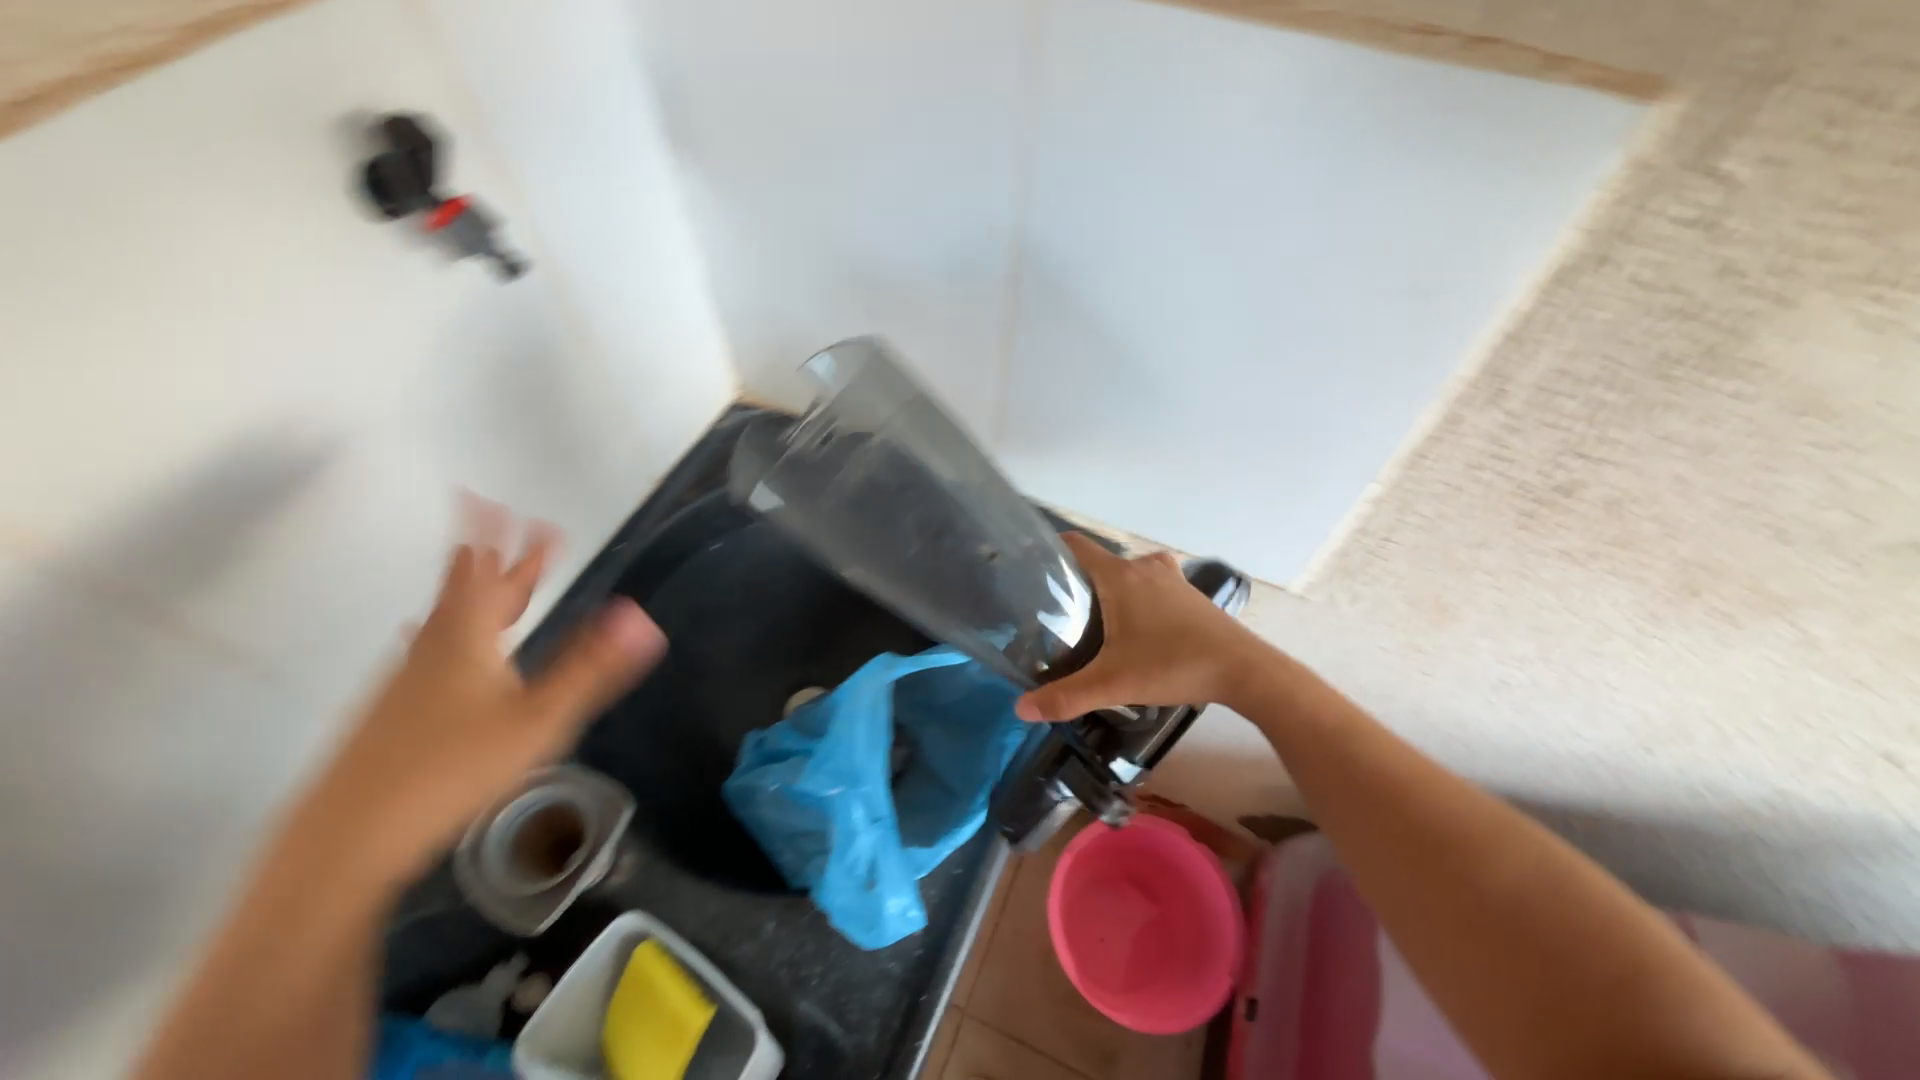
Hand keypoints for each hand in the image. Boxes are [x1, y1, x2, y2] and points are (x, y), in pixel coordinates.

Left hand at [306, 500, 666, 882]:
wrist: (347, 836)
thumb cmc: (452, 768)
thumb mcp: (537, 719)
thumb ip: (590, 669)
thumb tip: (642, 619)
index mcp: (468, 637)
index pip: (489, 572)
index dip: (505, 539)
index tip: (512, 504)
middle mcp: (433, 647)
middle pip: (466, 590)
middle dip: (493, 556)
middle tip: (509, 528)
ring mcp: (406, 681)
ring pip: (445, 620)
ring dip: (471, 592)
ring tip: (480, 574)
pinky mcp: (392, 714)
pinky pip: (430, 650)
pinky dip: (448, 633)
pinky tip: (431, 650)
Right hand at [1015, 533, 1263, 722]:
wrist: (1244, 670)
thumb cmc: (1173, 665)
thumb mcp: (1113, 684)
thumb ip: (1066, 696)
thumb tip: (1021, 709)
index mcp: (1119, 576)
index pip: (1075, 546)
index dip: (1050, 553)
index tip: (1030, 572)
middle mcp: (1143, 568)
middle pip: (1098, 563)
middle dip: (1076, 582)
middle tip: (1055, 612)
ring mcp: (1171, 579)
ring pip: (1126, 575)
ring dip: (1109, 591)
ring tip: (1090, 621)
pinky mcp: (1190, 595)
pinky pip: (1151, 586)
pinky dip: (1136, 598)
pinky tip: (1132, 628)